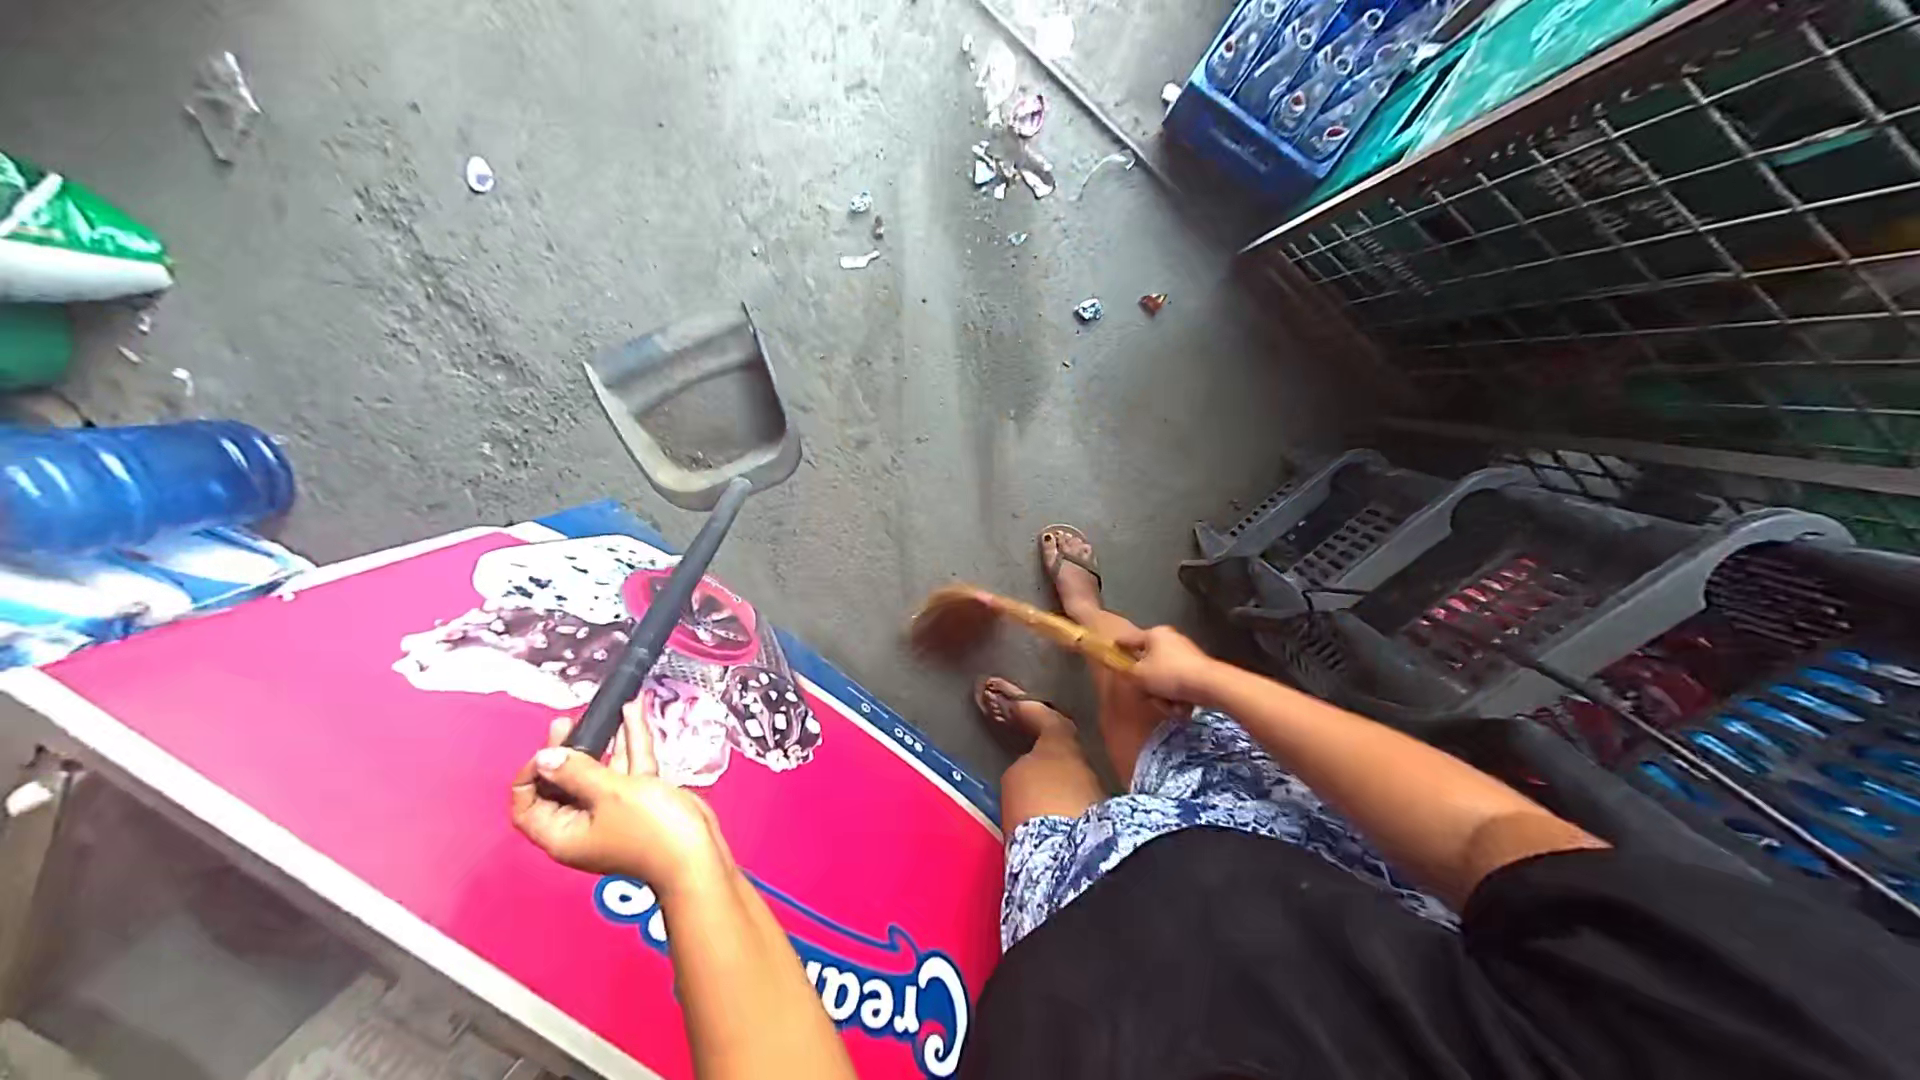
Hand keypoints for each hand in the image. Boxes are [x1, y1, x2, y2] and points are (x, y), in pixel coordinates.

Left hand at [510, 701, 732, 895]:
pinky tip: (632, 717)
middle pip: (565, 783)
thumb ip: (577, 772)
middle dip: (568, 751)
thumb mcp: (610, 794)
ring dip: (605, 741)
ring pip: (602, 771)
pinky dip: (630, 744)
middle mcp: (584, 823)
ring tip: (601, 713)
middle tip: (569, 724)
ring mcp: (613, 810)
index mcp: (563, 833)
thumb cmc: (652, 832)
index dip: (531, 775)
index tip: (545, 749)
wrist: (695, 849)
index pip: (528, 804)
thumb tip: (545, 758)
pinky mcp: (640, 800)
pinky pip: (628, 768)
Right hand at [1116, 625, 1223, 704]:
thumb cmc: (1169, 675)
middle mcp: (1170, 639)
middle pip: (1148, 662)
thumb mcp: (1139, 676)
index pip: (1129, 639)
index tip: (1111, 648)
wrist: (1211, 685)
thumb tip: (1118, 666)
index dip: (1118, 645)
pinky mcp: (1198, 667)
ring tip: (1169, 705)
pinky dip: (1178, 694)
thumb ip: (1124, 671)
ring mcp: (1185, 653)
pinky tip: (1181, 706)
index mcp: (1154, 635)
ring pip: (1164, 676)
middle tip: (1148, 695)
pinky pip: (1179, 681)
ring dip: (1164, 694)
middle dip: (1148, 683)